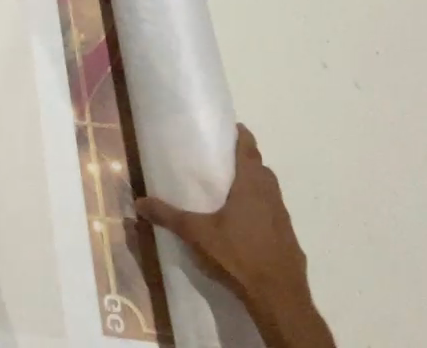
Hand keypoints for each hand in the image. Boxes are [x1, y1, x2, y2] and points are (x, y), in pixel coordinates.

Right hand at [135, 125, 333, 347]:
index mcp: (251, 188)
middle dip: (247, 161)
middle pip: (262, 171)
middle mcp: (272, 199)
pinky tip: (245, 225)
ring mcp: (284, 222)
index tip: (233, 127)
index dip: (243, 137)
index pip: (250, 152)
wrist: (279, 299)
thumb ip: (167, 215)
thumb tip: (137, 202)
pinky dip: (261, 211)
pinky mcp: (289, 242)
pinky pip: (275, 216)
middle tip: (224, 158)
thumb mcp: (195, 233)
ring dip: (256, 186)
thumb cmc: (237, 255)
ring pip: (271, 194)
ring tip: (231, 190)